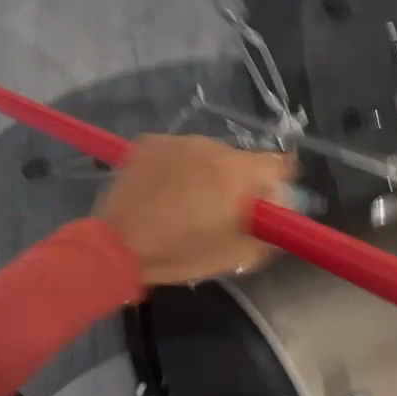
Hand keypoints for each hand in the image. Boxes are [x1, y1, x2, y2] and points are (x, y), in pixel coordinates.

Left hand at [95, 135, 295, 284]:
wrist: (116, 245)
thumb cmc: (178, 253)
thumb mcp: (237, 254)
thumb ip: (270, 229)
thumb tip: (280, 211)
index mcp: (235, 171)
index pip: (279, 165)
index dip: (274, 187)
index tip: (260, 206)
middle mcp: (208, 146)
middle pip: (239, 160)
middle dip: (235, 182)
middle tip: (216, 211)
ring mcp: (175, 141)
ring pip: (206, 154)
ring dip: (205, 173)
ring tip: (183, 202)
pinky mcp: (148, 143)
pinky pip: (177, 152)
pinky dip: (177, 167)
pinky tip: (162, 190)